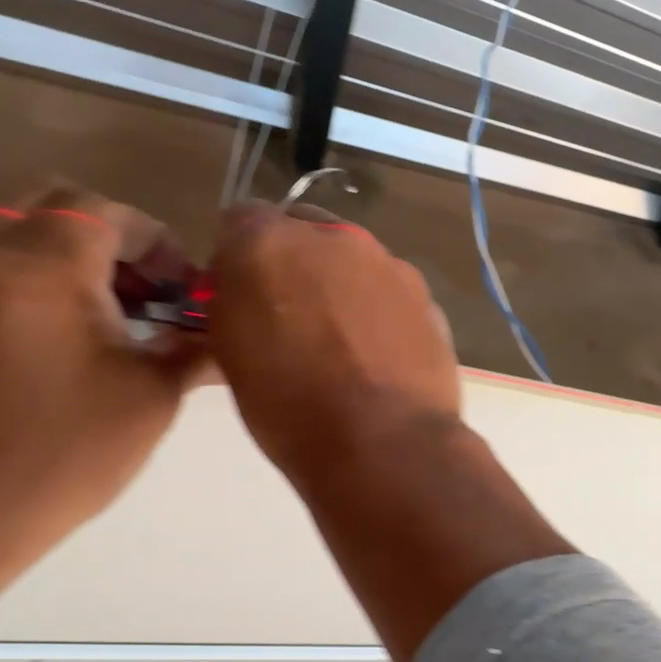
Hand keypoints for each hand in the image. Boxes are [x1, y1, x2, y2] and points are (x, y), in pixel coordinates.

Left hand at [0, 186, 206, 560]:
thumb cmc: (66, 453)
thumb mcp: (153, 395)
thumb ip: (193, 345)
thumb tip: (225, 329)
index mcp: (42, 268)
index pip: (107, 212)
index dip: (156, 242)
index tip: (180, 287)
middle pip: (47, 200)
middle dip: (104, 233)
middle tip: (138, 288)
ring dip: (44, 237)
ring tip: (78, 293)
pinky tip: (14, 299)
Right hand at [208, 201, 461, 483]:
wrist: (385, 441)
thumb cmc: (288, 403)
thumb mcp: (229, 347)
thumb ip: (237, 297)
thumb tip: (250, 288)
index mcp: (269, 240)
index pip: (244, 221)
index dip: (240, 255)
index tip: (243, 291)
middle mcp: (336, 239)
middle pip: (309, 233)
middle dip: (299, 263)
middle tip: (295, 314)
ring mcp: (392, 267)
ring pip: (358, 263)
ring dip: (346, 286)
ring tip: (344, 342)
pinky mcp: (430, 300)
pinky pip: (395, 295)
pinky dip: (384, 312)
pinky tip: (381, 354)